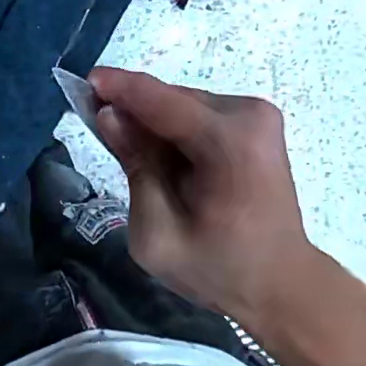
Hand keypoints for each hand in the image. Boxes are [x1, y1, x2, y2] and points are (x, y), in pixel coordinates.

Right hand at [90, 67, 334, 323]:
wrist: (282, 282)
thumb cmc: (220, 268)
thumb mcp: (158, 233)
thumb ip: (134, 166)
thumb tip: (109, 115)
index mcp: (230, 144)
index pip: (162, 102)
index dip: (119, 88)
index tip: (83, 83)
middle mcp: (249, 116)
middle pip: (171, 99)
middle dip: (132, 109)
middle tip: (97, 125)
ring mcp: (258, 115)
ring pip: (183, 104)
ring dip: (152, 122)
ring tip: (132, 152)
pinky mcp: (257, 122)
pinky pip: (198, 113)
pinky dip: (174, 129)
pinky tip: (164, 156)